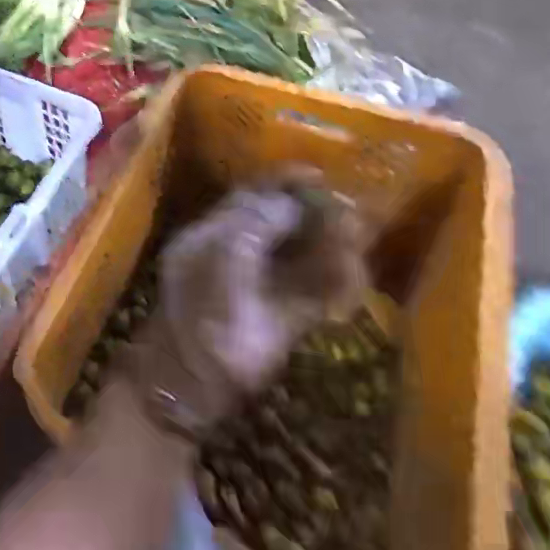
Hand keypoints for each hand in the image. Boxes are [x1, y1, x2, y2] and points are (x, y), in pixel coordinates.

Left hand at [130, 170, 367, 433]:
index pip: (250, 197)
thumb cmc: (200, 307)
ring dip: (332, 244)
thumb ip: (254, 222)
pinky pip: (317, 291)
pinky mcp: (286, 318)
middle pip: (283, 225)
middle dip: (315, 214)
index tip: (315, 173)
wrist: (193, 376)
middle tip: (347, 205)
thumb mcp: (224, 253)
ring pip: (304, 256)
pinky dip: (338, 280)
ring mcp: (262, 285)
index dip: (280, 183)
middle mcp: (238, 253)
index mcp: (212, 232)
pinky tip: (354, 270)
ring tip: (357, 233)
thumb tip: (288, 201)